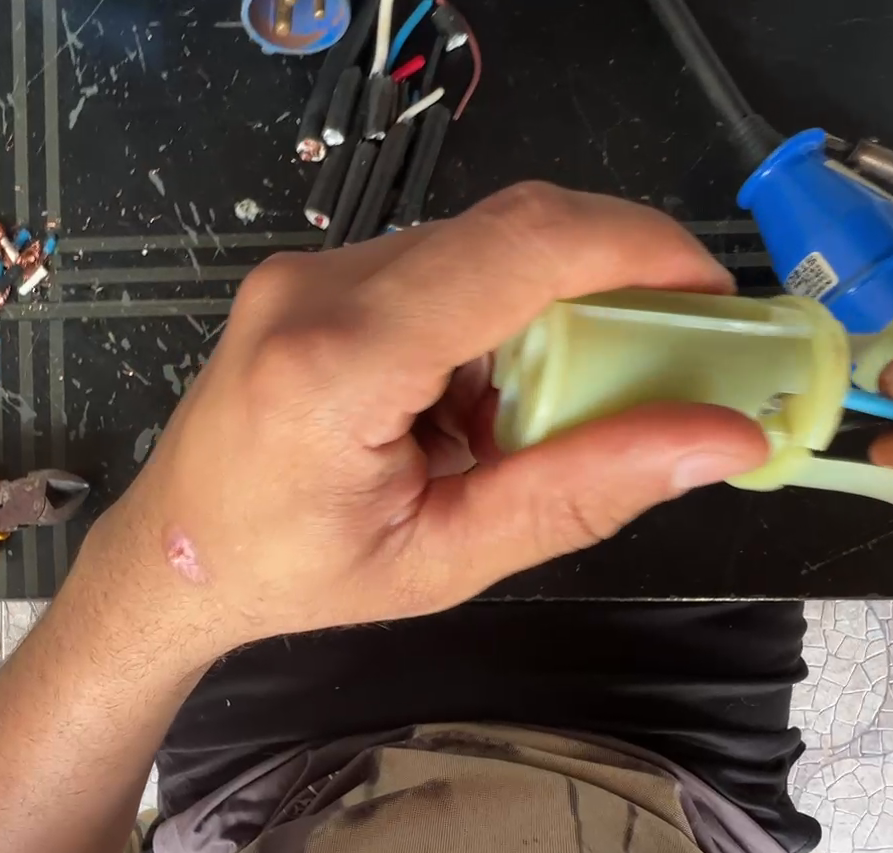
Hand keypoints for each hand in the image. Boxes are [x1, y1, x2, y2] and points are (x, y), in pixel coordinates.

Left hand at [74, 183, 768, 660]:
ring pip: (470, 251)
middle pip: (505, 236)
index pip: (522, 248)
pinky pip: (426, 270)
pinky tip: (459, 403)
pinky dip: (478, 322)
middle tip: (637, 375)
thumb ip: (577, 495)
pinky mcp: (303, 283)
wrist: (177, 557)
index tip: (707, 301)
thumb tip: (715, 439)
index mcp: (340, 362)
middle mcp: (314, 290)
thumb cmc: (293, 576)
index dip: (640, 251)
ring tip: (518, 419)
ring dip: (531, 318)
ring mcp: (301, 276)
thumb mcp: (442, 559)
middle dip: (598, 292)